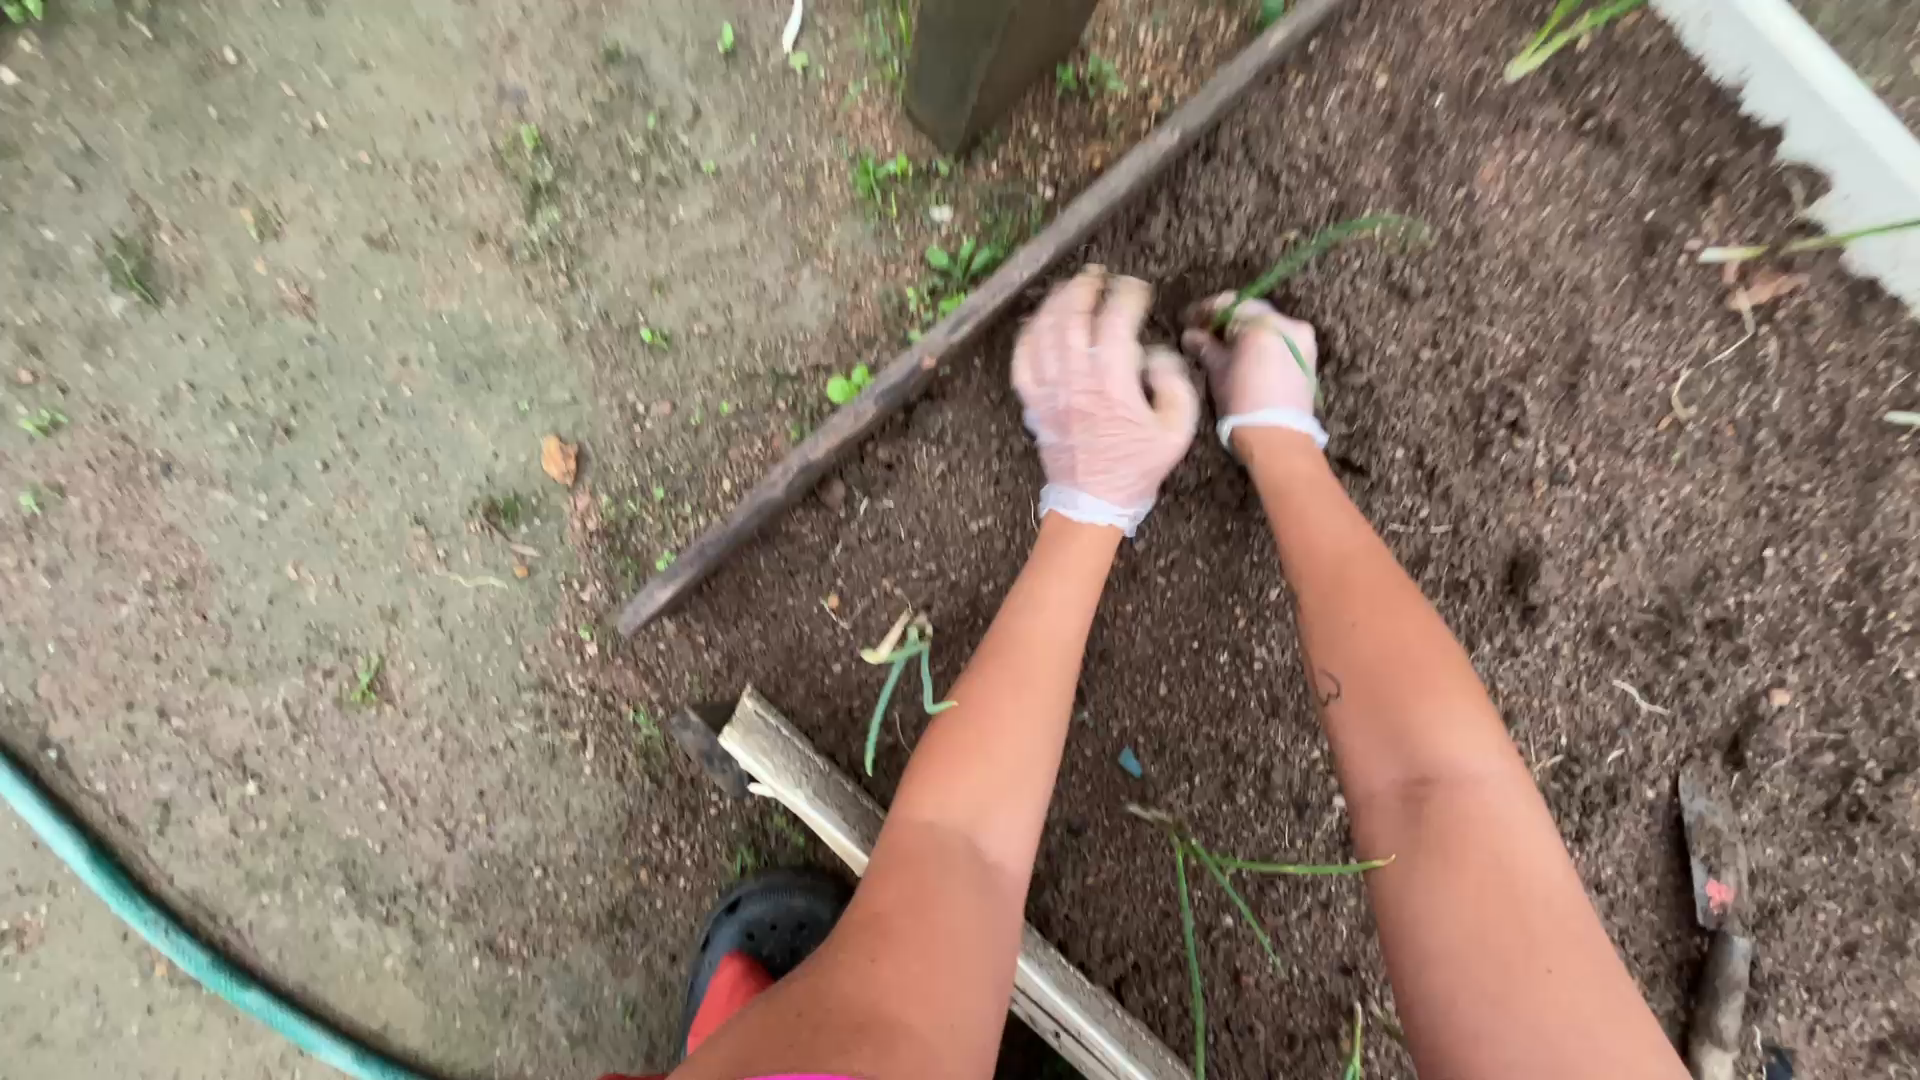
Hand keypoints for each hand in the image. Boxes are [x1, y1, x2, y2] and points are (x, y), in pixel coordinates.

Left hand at [1012, 267, 1199, 535]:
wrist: (1093, 501)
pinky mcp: (1033, 404)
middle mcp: (1075, 380)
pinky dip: (1027, 336)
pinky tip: (1037, 322)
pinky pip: (1021, 361)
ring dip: (1056, 303)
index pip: (1116, 320)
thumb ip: (1173, 382)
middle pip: (1072, 316)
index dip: (1127, 295)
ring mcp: (1048, 391)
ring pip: (1044, 333)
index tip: (1137, 288)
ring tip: (1071, 288)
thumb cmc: (1136, 468)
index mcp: (1112, 383)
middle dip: (1086, 288)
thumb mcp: (1177, 429)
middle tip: (1098, 275)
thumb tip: (1153, 354)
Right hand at [1179, 295, 1325, 454]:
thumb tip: (1190, 335)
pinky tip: (1243, 357)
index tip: (1188, 319)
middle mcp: (1289, 325)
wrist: (1278, 439)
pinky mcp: (1307, 357)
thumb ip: (1205, 347)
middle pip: (1251, 312)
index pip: (1230, 304)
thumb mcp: (1218, 372)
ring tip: (1222, 347)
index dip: (1205, 310)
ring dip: (1243, 332)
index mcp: (1264, 325)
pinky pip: (1279, 340)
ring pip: (1266, 326)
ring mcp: (1302, 340)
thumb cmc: (1243, 404)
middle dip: (1225, 320)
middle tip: (1203, 332)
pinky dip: (1260, 343)